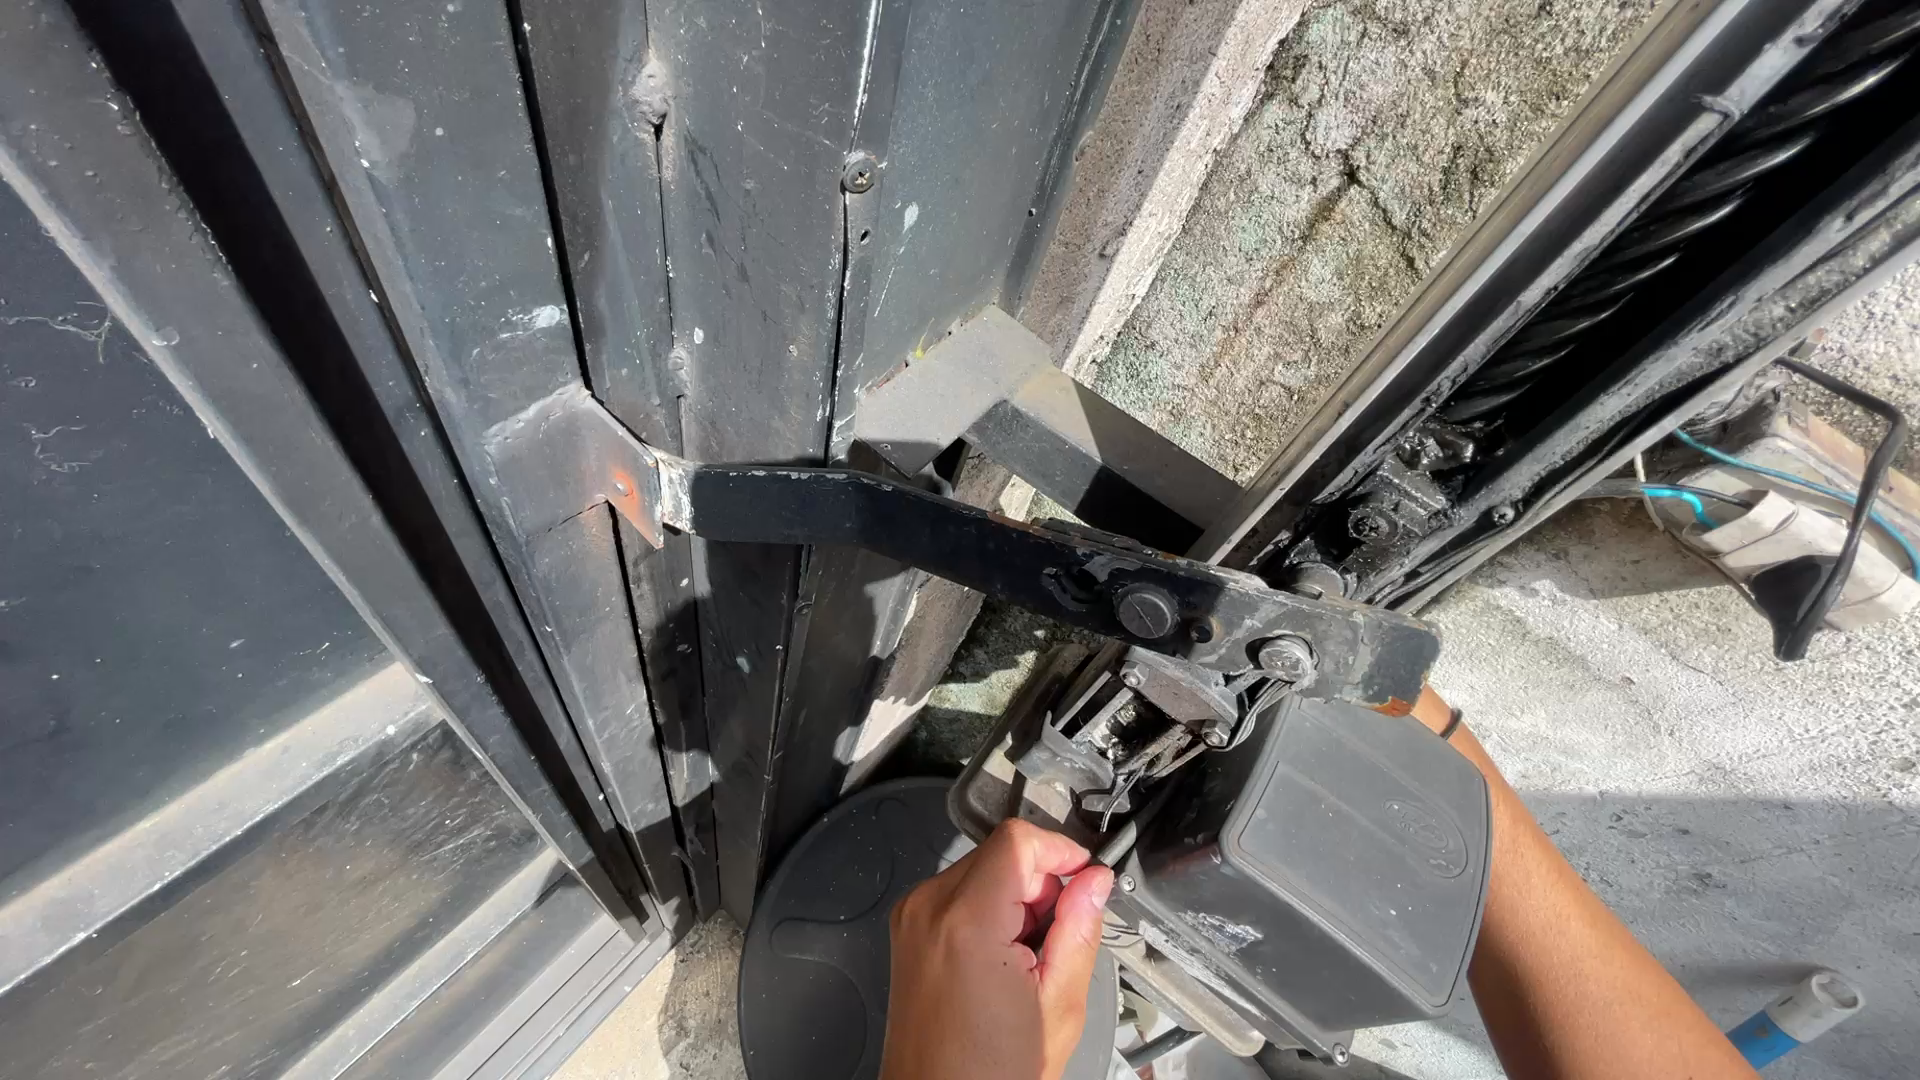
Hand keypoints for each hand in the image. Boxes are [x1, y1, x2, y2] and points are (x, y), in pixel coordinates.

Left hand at [880, 819, 1114, 1079]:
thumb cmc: (992, 1075)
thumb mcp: (1057, 1007)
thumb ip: (1079, 931)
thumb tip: (1094, 880)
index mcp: (966, 922)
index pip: (1016, 841)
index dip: (1057, 850)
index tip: (1083, 876)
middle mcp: (930, 906)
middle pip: (1000, 851)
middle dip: (1039, 882)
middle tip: (1055, 935)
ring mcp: (913, 913)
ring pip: (982, 866)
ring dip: (1014, 895)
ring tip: (1025, 955)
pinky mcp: (908, 923)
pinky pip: (960, 888)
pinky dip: (989, 906)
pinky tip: (999, 955)